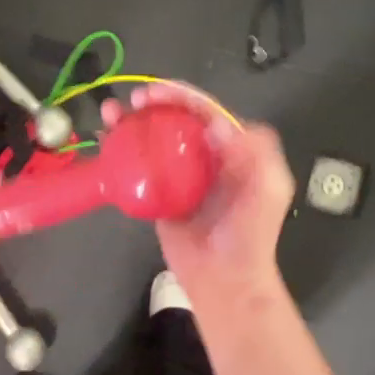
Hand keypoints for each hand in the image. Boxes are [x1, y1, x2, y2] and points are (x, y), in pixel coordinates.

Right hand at [101, 84, 293, 294]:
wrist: (226, 280)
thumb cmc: (251, 235)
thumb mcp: (269, 188)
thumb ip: (253, 151)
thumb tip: (214, 123)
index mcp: (233, 147)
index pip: (204, 111)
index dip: (179, 96)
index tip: (152, 94)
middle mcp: (205, 155)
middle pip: (175, 118)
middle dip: (151, 104)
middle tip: (130, 103)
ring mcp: (179, 174)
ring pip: (152, 138)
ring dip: (130, 122)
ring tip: (109, 116)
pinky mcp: (158, 194)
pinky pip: (138, 167)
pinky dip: (121, 152)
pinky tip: (106, 144)